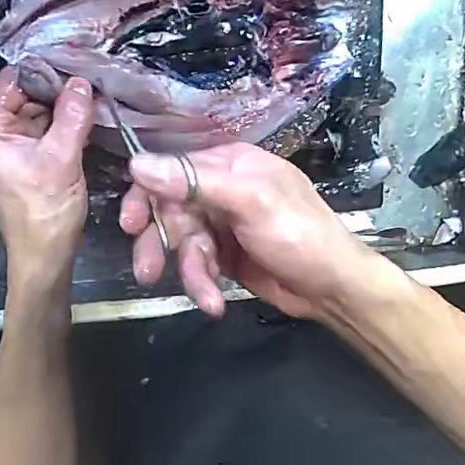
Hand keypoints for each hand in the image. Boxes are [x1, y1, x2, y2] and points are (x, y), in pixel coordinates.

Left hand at [0, 68, 96, 286]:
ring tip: (95, 98)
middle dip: (59, 89)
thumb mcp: (61, 159)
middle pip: (27, 91)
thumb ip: (72, 115)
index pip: (15, 78)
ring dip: (65, 106)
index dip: (47, 72)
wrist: (44, 255)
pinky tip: (87, 118)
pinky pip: (45, 128)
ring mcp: (7, 143)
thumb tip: (83, 81)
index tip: (80, 68)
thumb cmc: (44, 213)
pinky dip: (64, 123)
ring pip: (39, 109)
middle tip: (94, 84)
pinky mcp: (24, 155)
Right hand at [118, 143, 403, 320]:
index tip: (131, 223)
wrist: (333, 289)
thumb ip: (194, 181)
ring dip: (189, 272)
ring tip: (205, 294)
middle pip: (170, 210)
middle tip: (146, 270)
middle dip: (160, 243)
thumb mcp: (250, 202)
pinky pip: (196, 265)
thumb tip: (138, 164)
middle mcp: (221, 189)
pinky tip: (214, 301)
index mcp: (229, 164)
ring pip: (182, 243)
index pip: (171, 170)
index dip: (147, 195)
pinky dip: (202, 284)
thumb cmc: (299, 235)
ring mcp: (222, 224)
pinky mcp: (223, 254)